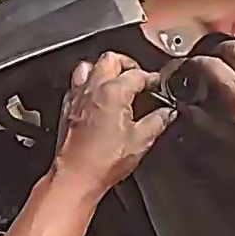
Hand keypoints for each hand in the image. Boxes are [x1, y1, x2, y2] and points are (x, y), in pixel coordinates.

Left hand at [50, 53, 173, 197]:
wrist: (76, 177)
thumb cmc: (103, 161)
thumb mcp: (141, 140)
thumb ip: (158, 121)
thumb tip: (167, 113)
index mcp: (114, 91)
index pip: (138, 74)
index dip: (153, 78)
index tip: (159, 85)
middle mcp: (93, 88)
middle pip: (111, 59)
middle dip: (128, 64)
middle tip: (139, 76)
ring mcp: (77, 96)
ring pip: (89, 66)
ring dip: (105, 70)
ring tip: (117, 81)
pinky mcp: (67, 107)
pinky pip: (77, 84)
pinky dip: (88, 84)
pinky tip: (97, 97)